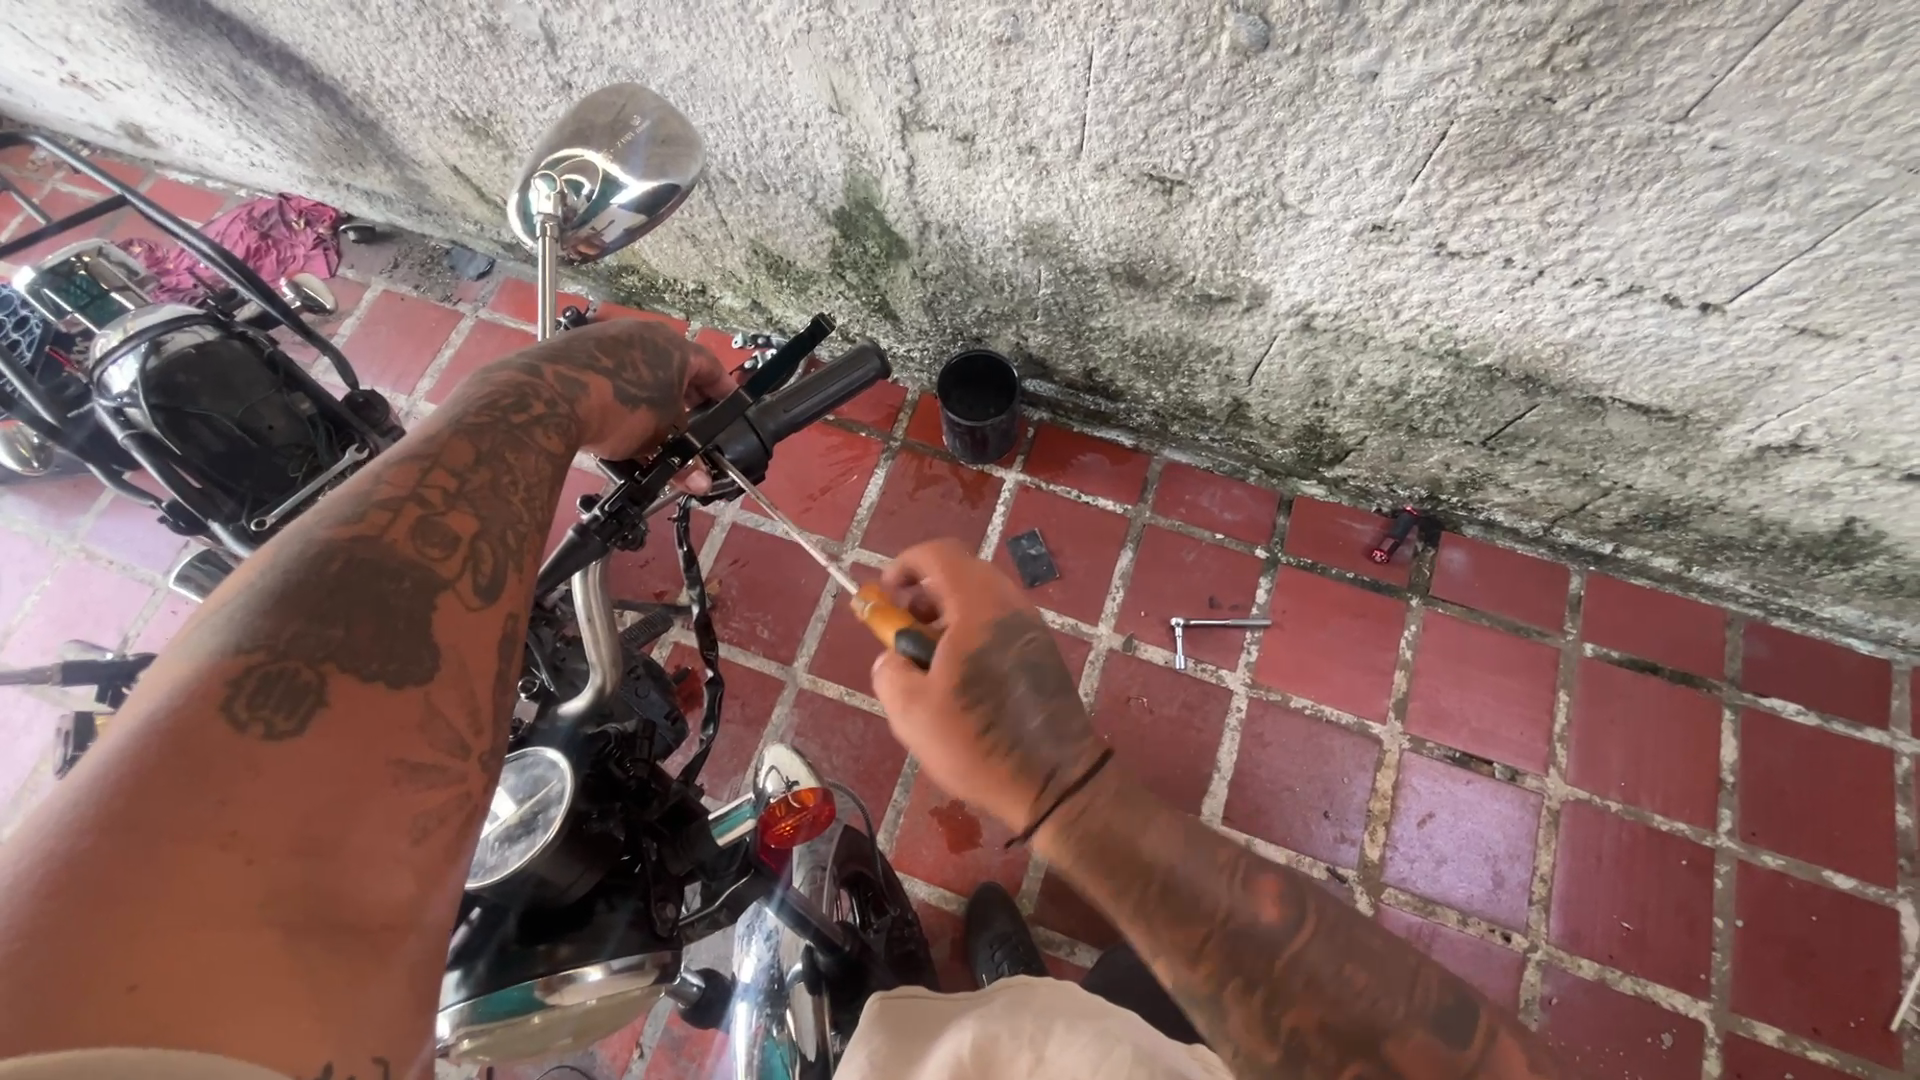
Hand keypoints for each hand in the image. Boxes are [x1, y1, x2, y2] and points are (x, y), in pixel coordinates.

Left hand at [492, 318, 735, 464]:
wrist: (546, 398)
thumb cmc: (617, 410)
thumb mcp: (660, 440)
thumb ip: (685, 460)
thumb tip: (699, 481)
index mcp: (674, 347)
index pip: (711, 368)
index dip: (723, 392)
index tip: (729, 406)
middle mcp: (643, 334)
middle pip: (675, 368)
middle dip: (685, 399)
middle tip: (691, 424)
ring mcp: (605, 338)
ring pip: (640, 370)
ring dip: (651, 398)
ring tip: (650, 429)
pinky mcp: (574, 349)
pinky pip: (610, 373)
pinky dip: (620, 394)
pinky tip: (614, 420)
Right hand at [869, 540, 1103, 831]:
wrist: (1056, 780)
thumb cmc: (978, 742)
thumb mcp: (912, 711)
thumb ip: (890, 671)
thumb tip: (892, 658)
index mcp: (979, 606)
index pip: (939, 554)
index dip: (904, 565)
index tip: (884, 595)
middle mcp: (1010, 605)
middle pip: (961, 572)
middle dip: (923, 593)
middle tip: (903, 630)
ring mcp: (1031, 627)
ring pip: (981, 598)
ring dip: (946, 615)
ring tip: (928, 660)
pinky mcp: (1041, 651)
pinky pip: (998, 622)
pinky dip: (971, 632)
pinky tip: (960, 678)